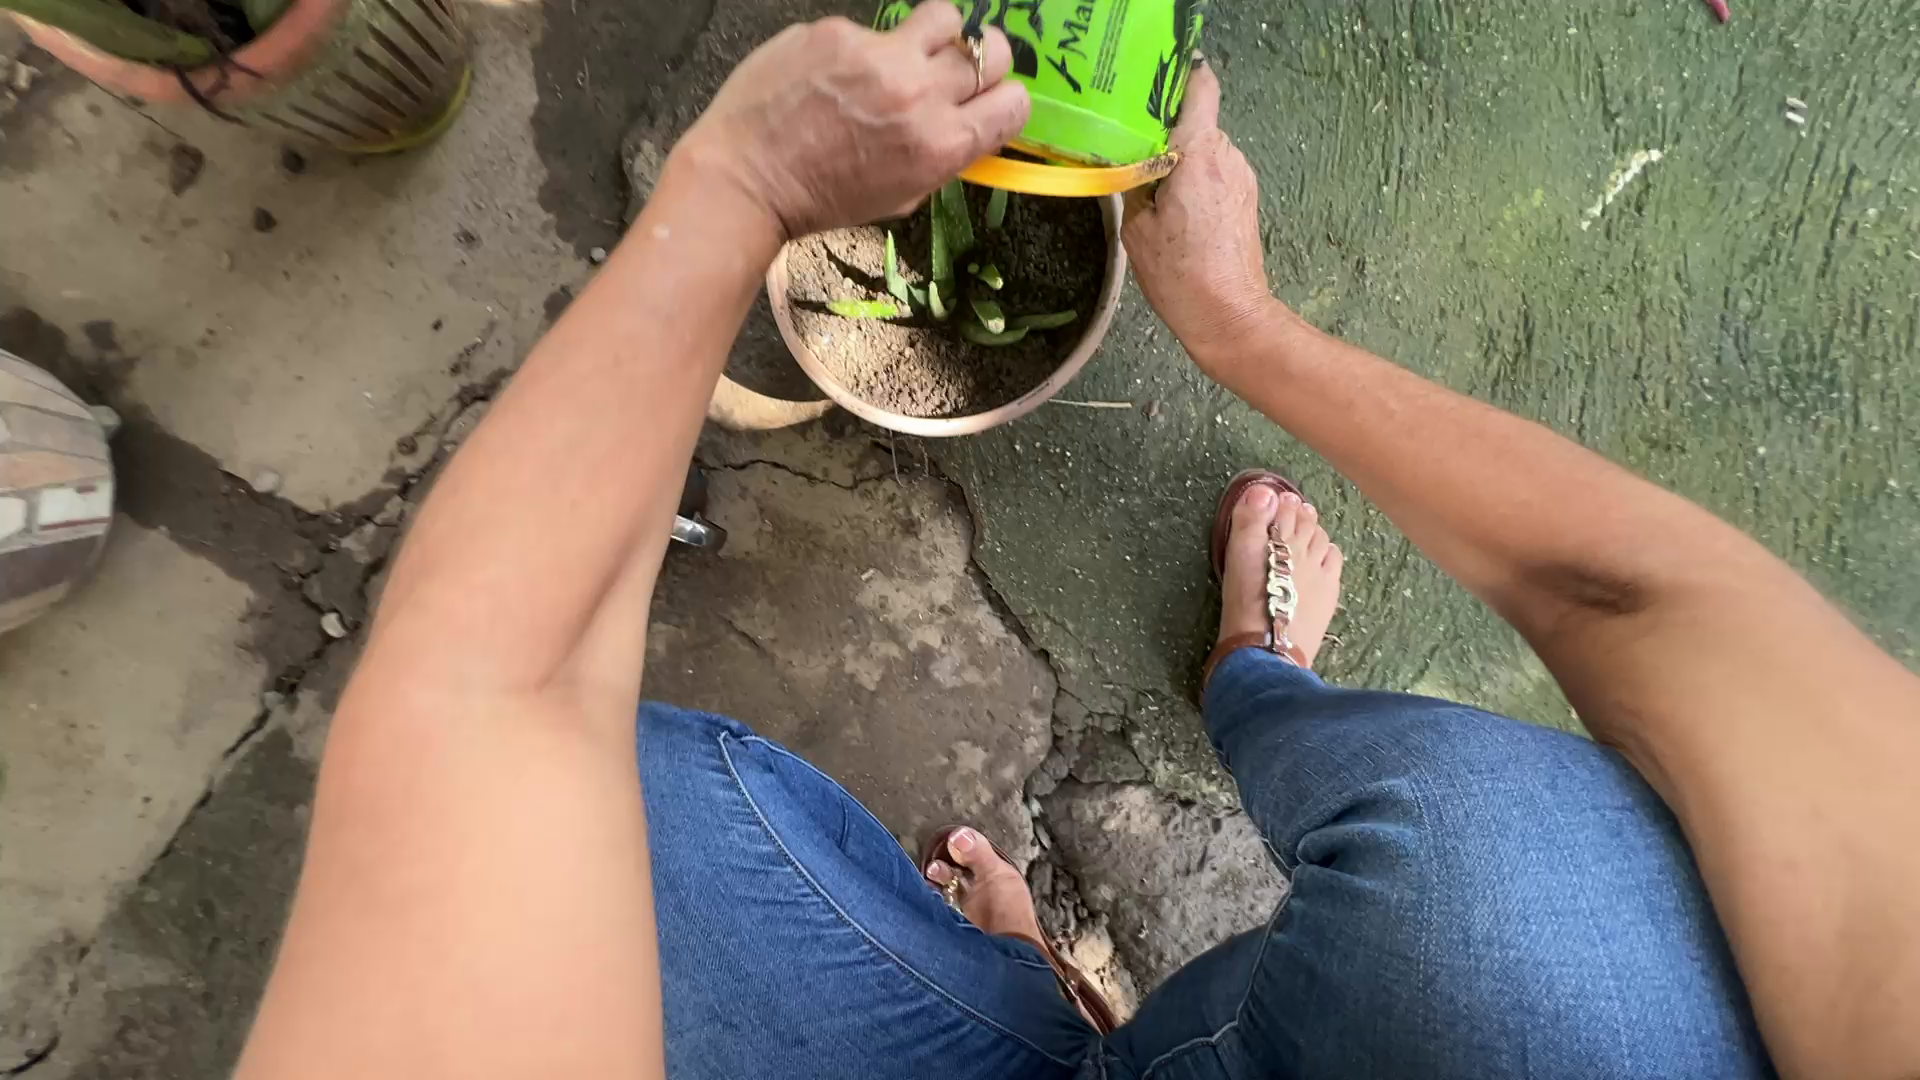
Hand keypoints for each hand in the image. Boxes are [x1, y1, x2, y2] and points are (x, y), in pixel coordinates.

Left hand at [676, 3, 1029, 242]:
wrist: (753, 177)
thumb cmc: (827, 201)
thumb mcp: (900, 198)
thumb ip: (940, 159)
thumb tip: (960, 127)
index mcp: (941, 147)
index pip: (1014, 102)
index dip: (1005, 104)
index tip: (988, 108)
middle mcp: (921, 94)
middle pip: (991, 50)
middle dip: (981, 65)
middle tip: (954, 78)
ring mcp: (880, 54)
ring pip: (945, 18)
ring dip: (938, 37)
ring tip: (909, 59)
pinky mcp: (840, 30)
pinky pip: (874, 30)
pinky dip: (866, 51)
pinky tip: (837, 77)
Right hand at [1123, 62, 1279, 371]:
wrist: (1227, 315)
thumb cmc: (1179, 275)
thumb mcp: (1136, 230)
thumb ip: (1133, 185)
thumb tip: (1131, 165)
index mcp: (1199, 153)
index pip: (1199, 87)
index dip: (1175, 86)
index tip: (1146, 104)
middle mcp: (1228, 156)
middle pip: (1196, 124)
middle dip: (1167, 140)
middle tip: (1136, 166)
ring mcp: (1243, 178)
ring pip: (1205, 153)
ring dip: (1181, 168)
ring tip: (1158, 204)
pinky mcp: (1247, 200)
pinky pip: (1216, 177)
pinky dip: (1195, 188)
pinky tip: (1179, 222)